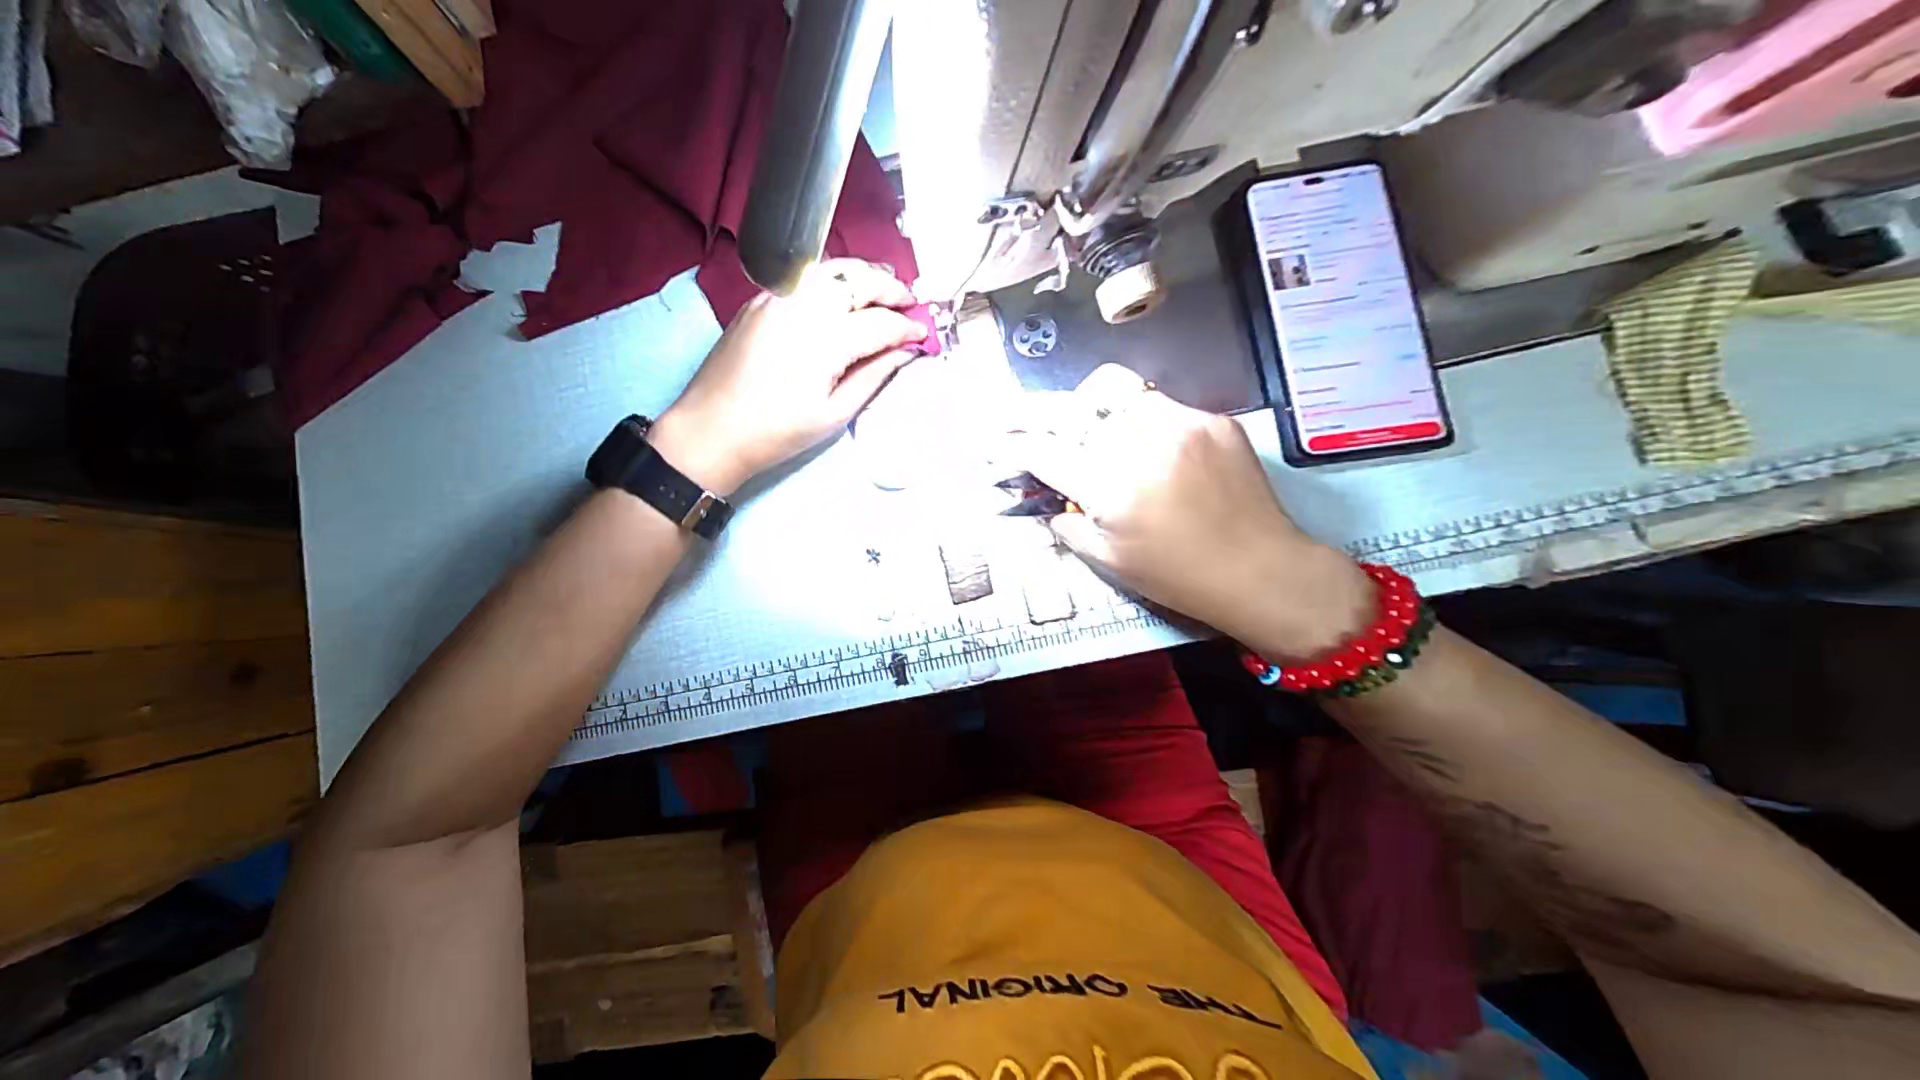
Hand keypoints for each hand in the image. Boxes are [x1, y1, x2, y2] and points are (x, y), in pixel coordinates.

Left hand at [649, 259, 929, 494]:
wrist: (710, 430)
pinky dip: (833, 279)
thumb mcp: (834, 413)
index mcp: (825, 339)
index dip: (907, 327)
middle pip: (859, 280)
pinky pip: (806, 278)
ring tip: (883, 291)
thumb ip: (874, 376)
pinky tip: (843, 296)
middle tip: (910, 304)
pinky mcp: (761, 300)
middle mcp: (803, 306)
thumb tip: (905, 352)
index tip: (924, 334)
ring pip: (832, 269)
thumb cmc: (775, 432)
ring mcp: (778, 297)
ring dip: (863, 276)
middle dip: (891, 289)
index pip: (880, 322)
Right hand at [1009, 364, 1373, 661]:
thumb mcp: (1110, 561)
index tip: (999, 441)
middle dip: (1044, 414)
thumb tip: (1043, 498)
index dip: (1014, 444)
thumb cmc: (1177, 576)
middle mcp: (1143, 448)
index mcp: (1112, 490)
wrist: (1261, 569)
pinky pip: (1162, 404)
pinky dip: (1143, 419)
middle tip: (1030, 422)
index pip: (1045, 451)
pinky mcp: (1214, 420)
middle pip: (1075, 408)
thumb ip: (1067, 524)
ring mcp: (1183, 427)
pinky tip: (1150, 445)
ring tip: (1094, 430)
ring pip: (1118, 393)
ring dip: (1095, 410)